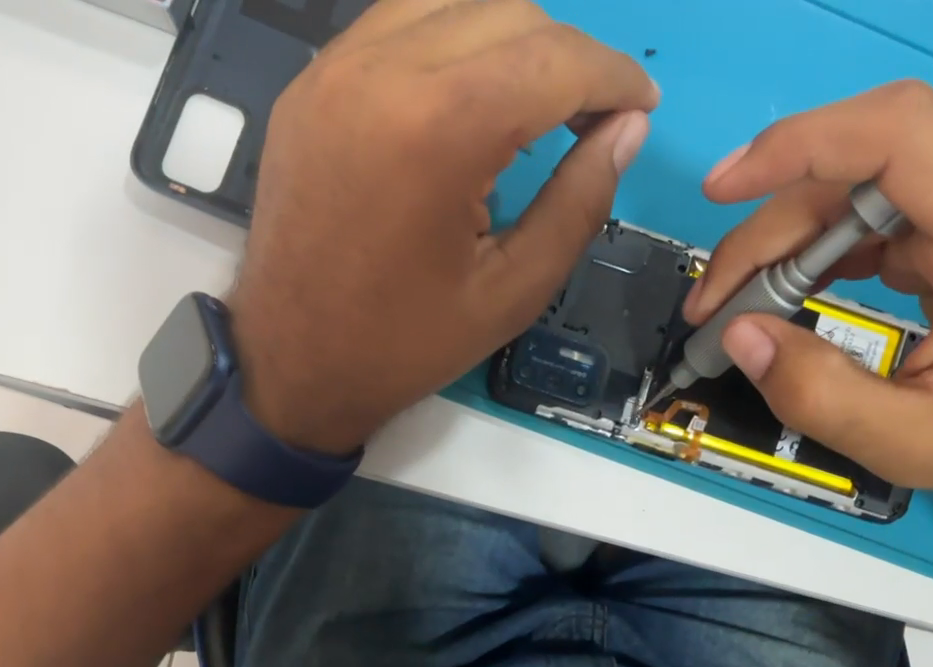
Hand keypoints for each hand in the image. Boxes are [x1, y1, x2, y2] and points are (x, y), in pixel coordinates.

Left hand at [230, 0, 659, 454]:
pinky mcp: (310, 84)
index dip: (614, 75)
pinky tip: (470, 96)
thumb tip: (626, 129)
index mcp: (438, 130)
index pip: (553, 58)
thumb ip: (580, 202)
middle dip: (568, 57)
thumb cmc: (405, 345)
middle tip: (593, 116)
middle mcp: (381, 71)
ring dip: (511, 39)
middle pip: (510, 13)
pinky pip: (397, 24)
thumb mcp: (513, 291)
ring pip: (451, 1)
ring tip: (536, 102)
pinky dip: (451, 41)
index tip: (642, 105)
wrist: (291, 365)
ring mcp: (335, 70)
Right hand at [685, 81, 932, 524]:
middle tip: (714, 304)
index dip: (800, 144)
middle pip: (864, 167)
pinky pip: (890, 207)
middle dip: (772, 230)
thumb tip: (738, 336)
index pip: (899, 134)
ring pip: (868, 187)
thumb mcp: (914, 444)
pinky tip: (796, 289)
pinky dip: (830, 247)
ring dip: (794, 242)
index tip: (722, 187)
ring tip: (744, 305)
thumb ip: (818, 395)